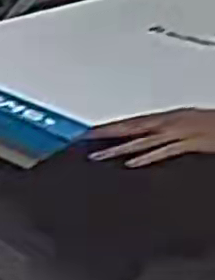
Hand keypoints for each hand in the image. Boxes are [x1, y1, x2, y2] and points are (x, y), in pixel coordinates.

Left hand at [89, 108, 214, 166]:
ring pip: (145, 141)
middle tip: (81, 140)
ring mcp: (186, 132)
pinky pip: (169, 150)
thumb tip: (133, 138)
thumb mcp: (186, 122)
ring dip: (119, 149)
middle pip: (134, 128)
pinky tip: (131, 164)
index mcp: (173, 116)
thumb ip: (161, 129)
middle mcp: (176, 121)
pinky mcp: (198, 142)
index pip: (133, 122)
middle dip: (106, 134)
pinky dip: (149, 156)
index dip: (108, 127)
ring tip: (96, 156)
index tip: (83, 132)